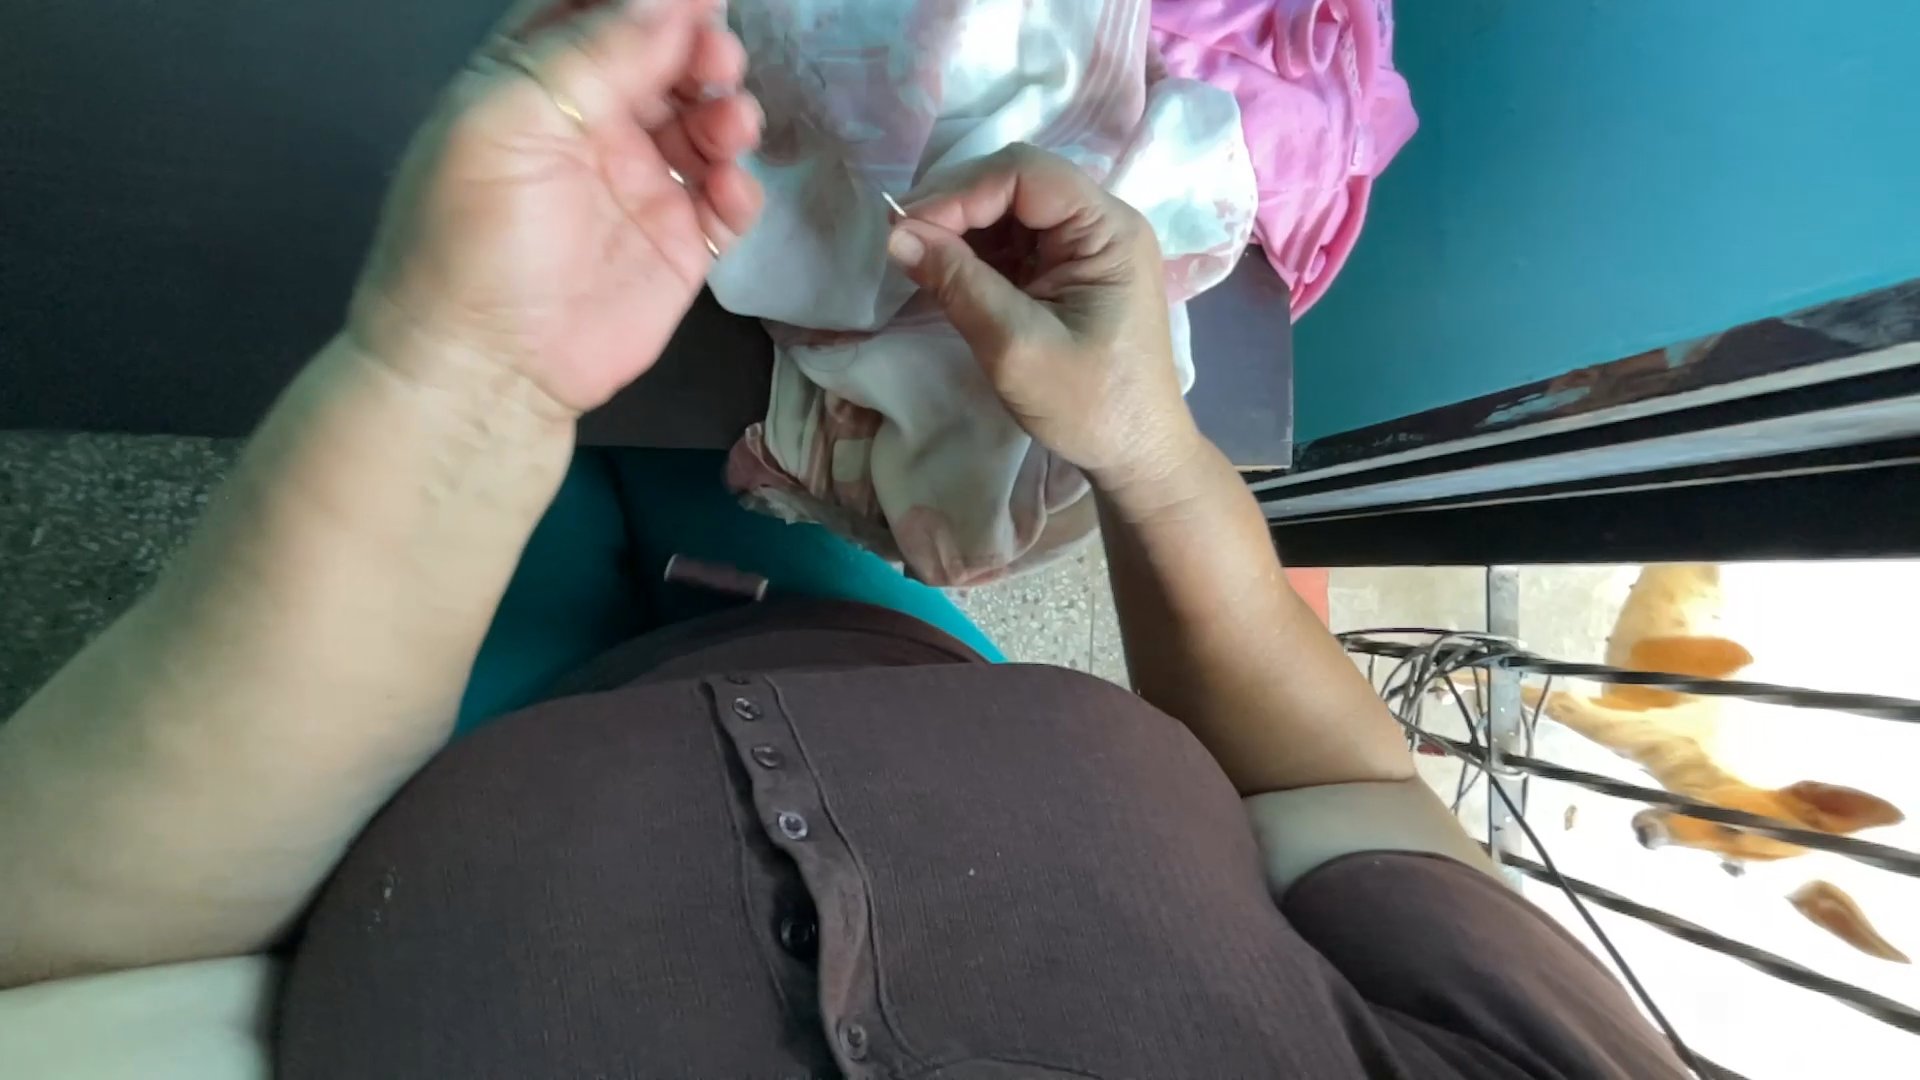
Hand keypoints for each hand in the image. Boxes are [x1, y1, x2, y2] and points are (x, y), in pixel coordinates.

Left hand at [347, 0, 763, 417]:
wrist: (497, 365)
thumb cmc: (477, 237)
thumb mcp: (512, 124)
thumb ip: (591, 59)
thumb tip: (670, 2)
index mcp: (536, 84)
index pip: (598, 16)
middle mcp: (595, 130)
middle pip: (662, 69)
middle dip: (697, 53)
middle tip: (720, 58)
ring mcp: (643, 191)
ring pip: (702, 132)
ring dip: (724, 117)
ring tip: (732, 122)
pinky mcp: (682, 248)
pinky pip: (725, 206)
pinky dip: (739, 191)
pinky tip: (731, 192)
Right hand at [885, 144, 1201, 492]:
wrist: (1134, 454)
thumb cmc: (1089, 407)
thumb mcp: (1016, 347)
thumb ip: (959, 285)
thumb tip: (896, 236)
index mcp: (1107, 230)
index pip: (1025, 174)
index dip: (960, 191)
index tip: (906, 230)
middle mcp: (1102, 225)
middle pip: (1017, 185)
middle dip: (957, 208)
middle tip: (903, 241)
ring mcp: (1087, 251)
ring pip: (1012, 215)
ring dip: (962, 232)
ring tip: (918, 260)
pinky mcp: (1070, 277)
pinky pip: (1017, 248)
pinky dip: (977, 257)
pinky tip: (947, 275)